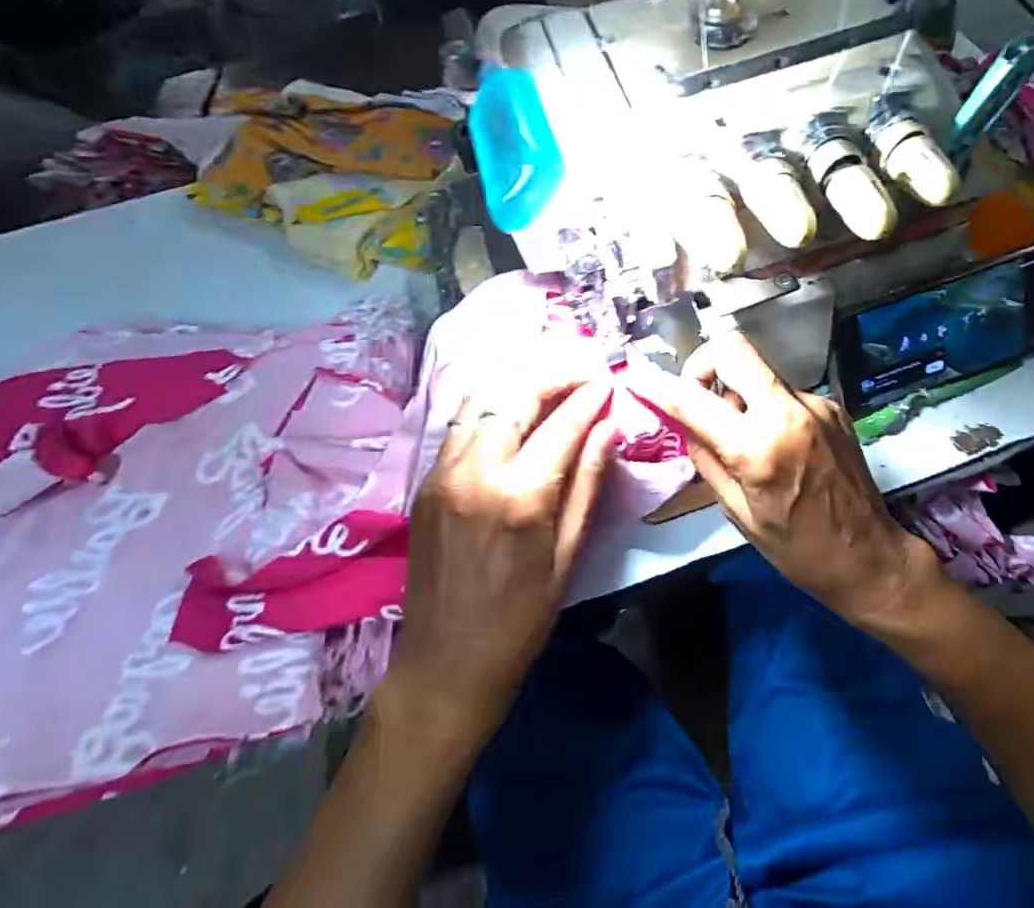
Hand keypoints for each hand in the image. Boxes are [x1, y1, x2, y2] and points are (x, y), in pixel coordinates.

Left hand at [377, 373, 616, 751]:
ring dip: (519, 382)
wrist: (445, 663)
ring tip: (552, 378)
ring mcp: (441, 471)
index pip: (562, 424)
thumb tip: (609, 428)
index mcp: (519, 496)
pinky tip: (512, 405)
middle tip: (583, 369)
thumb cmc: (520, 619)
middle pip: (515, 395)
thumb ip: (588, 483)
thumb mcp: (567, 555)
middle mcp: (475, 470)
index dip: (590, 397)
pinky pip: (459, 424)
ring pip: (480, 400)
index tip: (608, 381)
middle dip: (554, 373)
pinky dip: (490, 405)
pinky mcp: (424, 480)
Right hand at [627, 336, 940, 625]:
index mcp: (758, 447)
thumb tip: (681, 422)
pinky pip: (782, 392)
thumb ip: (706, 458)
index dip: (658, 388)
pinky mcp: (831, 406)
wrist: (871, 557)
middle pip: (733, 349)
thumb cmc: (798, 550)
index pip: (693, 401)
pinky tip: (774, 443)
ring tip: (740, 435)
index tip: (638, 380)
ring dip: (736, 392)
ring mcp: (815, 404)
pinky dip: (765, 407)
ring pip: (758, 372)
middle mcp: (788, 412)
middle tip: (695, 395)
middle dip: (702, 364)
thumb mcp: (737, 512)